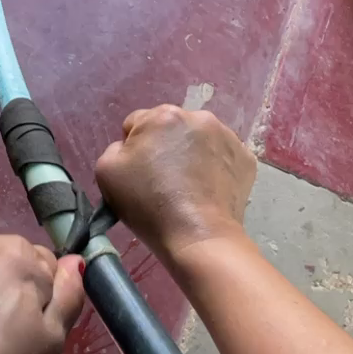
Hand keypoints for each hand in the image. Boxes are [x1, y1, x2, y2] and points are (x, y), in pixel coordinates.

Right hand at [96, 104, 254, 263]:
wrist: (199, 238)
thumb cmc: (148, 204)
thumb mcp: (106, 171)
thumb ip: (115, 148)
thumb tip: (131, 148)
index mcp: (162, 115)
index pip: (137, 124)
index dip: (133, 149)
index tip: (139, 173)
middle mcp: (197, 117)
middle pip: (170, 127)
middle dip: (164, 146)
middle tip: (162, 180)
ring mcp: (227, 136)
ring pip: (197, 139)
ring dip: (190, 153)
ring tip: (187, 186)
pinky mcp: (246, 158)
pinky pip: (221, 156)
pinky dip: (214, 167)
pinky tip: (207, 190)